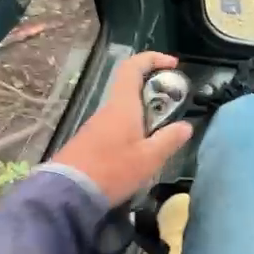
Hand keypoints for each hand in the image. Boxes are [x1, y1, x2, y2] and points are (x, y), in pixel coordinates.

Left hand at [50, 52, 193, 206]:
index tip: (173, 65)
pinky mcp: (89, 143)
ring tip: (162, 138)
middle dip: (155, 92)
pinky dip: (133, 131)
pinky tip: (141, 153)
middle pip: (131, 88)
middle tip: (174, 108)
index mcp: (122, 105)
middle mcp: (108, 110)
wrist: (67, 195)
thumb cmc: (112, 170)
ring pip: (125, 110)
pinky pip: (116, 127)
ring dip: (145, 115)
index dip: (153, 59)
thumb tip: (186, 126)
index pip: (133, 67)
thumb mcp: (149, 158)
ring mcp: (96, 126)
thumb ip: (169, 140)